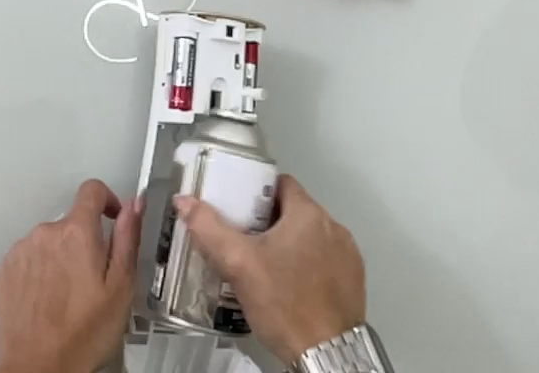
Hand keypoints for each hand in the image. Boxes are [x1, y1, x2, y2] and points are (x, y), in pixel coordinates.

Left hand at [0, 179, 141, 372]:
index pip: (92, 190)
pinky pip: (28, 258)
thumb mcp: (121, 286)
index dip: (106, 200)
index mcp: (78, 231)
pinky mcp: (6, 269)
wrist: (37, 368)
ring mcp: (22, 250)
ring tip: (68, 296)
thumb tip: (133, 204)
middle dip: (84, 241)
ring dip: (60, 257)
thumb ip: (127, 237)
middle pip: (71, 222)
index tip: (111, 219)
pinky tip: (48, 300)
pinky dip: (40, 271)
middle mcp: (46, 232)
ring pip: (49, 241)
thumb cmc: (82, 334)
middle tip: (92, 279)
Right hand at [174, 175, 364, 364]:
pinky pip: (326, 260)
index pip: (280, 184)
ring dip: (290, 243)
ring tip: (266, 265)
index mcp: (308, 213)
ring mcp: (348, 254)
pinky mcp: (354, 280)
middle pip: (294, 210)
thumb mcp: (238, 264)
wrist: (327, 356)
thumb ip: (209, 229)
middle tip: (245, 241)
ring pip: (310, 236)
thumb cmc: (283, 303)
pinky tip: (291, 286)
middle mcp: (333, 226)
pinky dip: (309, 265)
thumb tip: (184, 201)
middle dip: (270, 221)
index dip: (257, 192)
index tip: (240, 209)